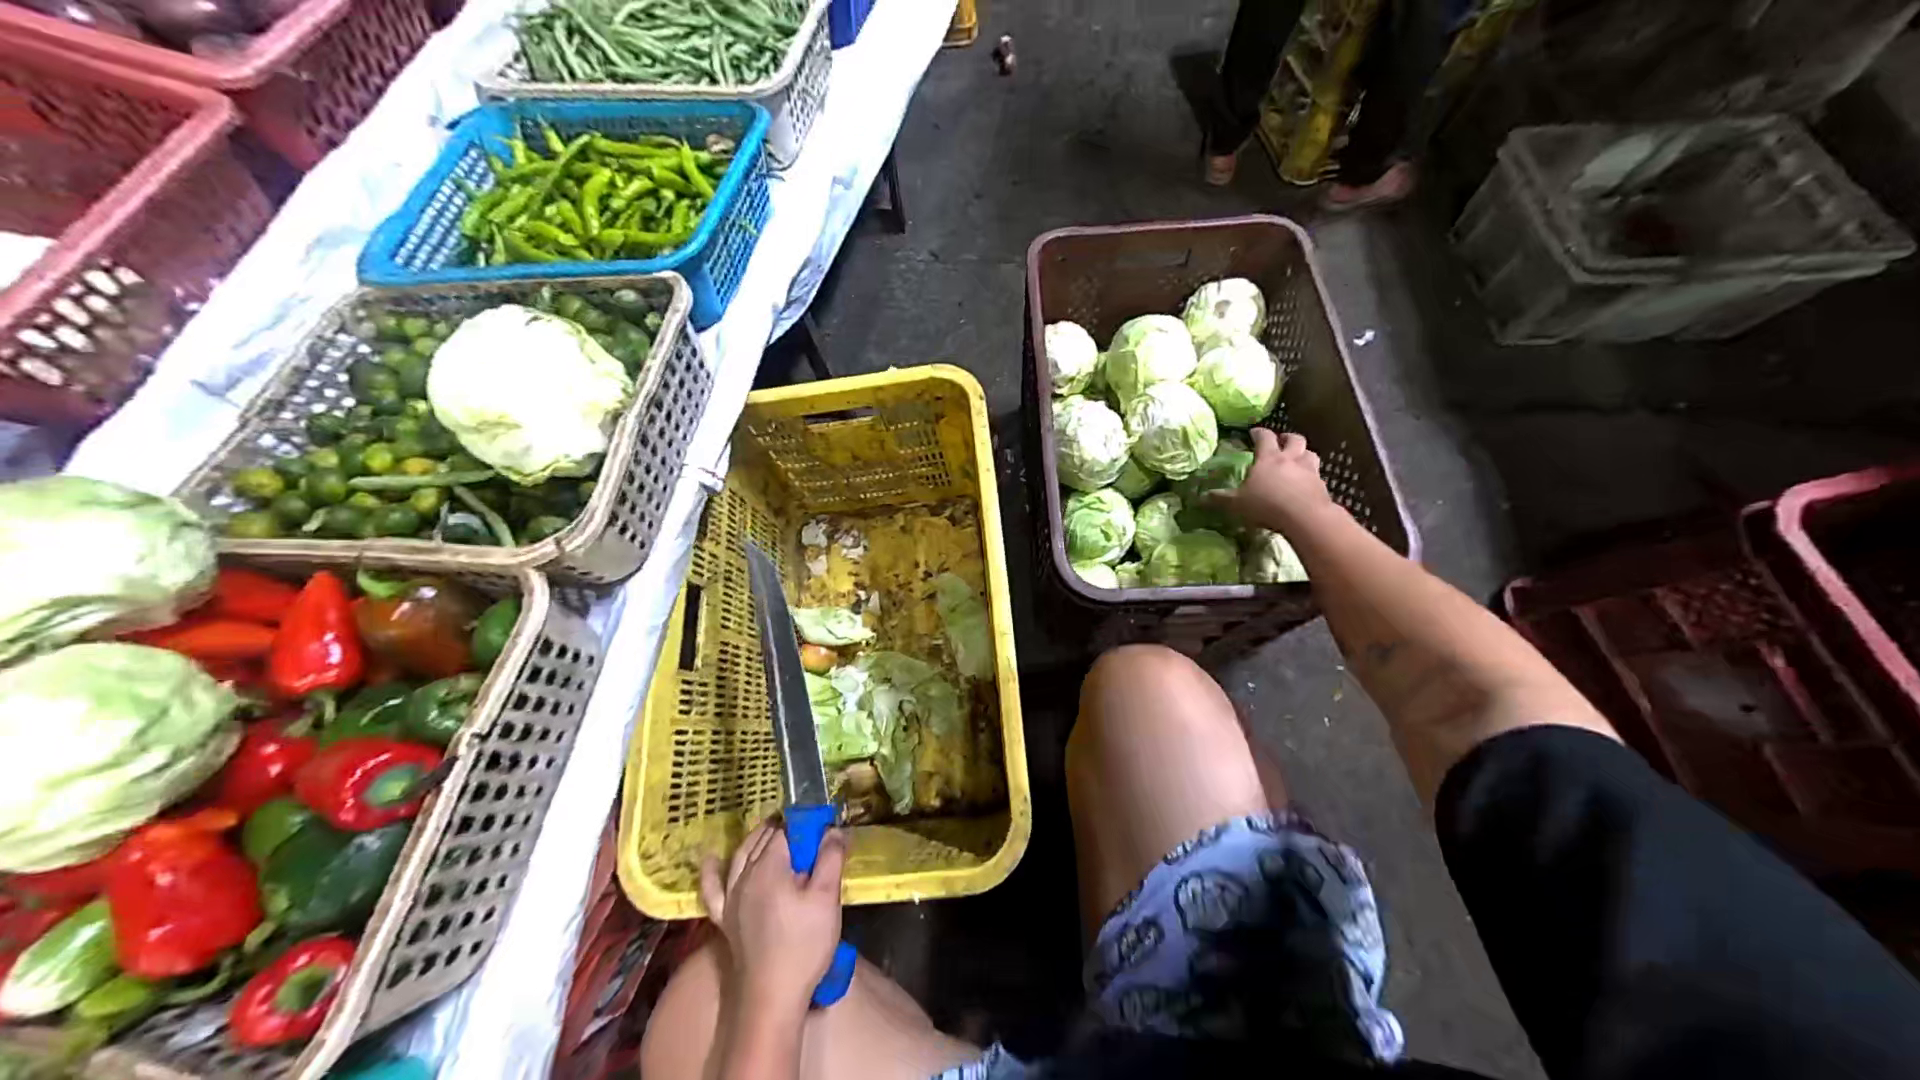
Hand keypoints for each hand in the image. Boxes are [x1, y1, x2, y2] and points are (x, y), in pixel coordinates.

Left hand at [701, 820, 847, 1012]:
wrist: (773, 997)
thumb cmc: (804, 944)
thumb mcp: (827, 897)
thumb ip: (830, 857)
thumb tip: (833, 829)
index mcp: (769, 866)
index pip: (787, 830)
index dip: (806, 825)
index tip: (825, 827)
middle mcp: (744, 875)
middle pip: (763, 840)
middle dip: (785, 829)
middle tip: (810, 831)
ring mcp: (731, 898)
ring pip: (740, 856)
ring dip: (756, 839)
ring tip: (773, 830)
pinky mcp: (725, 919)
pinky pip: (713, 888)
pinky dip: (711, 870)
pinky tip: (710, 859)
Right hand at [1211, 428, 1338, 534]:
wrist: (1305, 517)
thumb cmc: (1267, 505)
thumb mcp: (1237, 503)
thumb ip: (1221, 498)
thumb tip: (1202, 496)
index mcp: (1268, 458)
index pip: (1264, 437)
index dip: (1259, 433)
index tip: (1254, 432)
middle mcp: (1291, 459)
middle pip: (1294, 439)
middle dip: (1287, 438)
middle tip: (1281, 441)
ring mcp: (1309, 471)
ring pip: (1310, 453)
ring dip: (1304, 453)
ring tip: (1297, 459)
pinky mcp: (1322, 485)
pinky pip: (1317, 475)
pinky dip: (1311, 476)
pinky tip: (1306, 484)